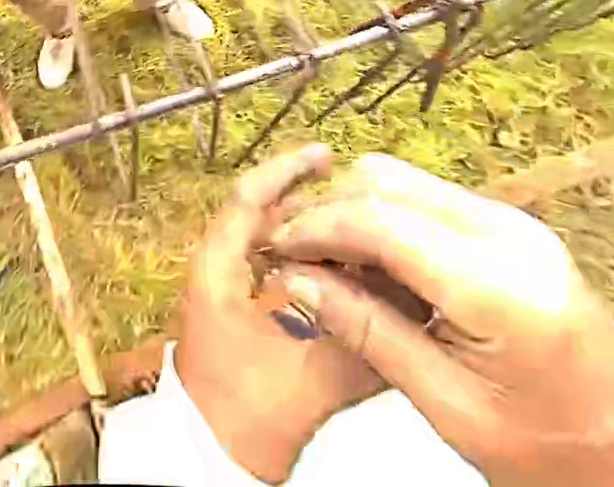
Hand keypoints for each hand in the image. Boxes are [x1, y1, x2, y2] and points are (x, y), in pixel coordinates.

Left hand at [177, 144, 384, 482]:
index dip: (287, 169)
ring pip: (272, 235)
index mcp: (218, 268)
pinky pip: (274, 258)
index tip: (327, 156)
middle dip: (311, 200)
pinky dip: (305, 254)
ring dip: (311, 227)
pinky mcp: (238, 298)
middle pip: (266, 210)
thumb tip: (407, 308)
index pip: (248, 196)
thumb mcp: (307, 384)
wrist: (206, 460)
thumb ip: (357, 346)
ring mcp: (226, 280)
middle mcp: (218, 263)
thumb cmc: (244, 418)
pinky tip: (342, 263)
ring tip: (358, 225)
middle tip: (360, 198)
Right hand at [269, 155, 613, 486]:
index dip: (318, 227)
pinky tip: (369, 258)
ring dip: (354, 208)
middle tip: (296, 253)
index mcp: (499, 285)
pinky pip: (425, 197)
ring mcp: (510, 219)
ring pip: (402, 178)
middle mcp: (506, 231)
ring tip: (327, 258)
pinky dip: (384, 216)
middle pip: (388, 181)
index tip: (276, 247)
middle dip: (330, 208)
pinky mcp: (506, 223)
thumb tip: (295, 278)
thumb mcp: (447, 405)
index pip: (382, 221)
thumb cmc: (543, 451)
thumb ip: (366, 329)